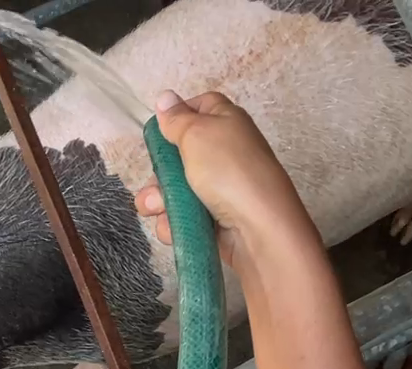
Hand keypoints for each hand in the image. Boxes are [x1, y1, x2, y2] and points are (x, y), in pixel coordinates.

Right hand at [134, 90, 318, 281]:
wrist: (256, 225)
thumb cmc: (228, 171)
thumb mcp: (198, 134)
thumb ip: (176, 119)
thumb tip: (165, 97)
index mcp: (223, 123)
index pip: (198, 108)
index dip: (176, 118)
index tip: (158, 133)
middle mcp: (219, 153)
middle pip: (176, 157)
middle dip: (159, 175)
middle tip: (156, 186)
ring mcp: (214, 188)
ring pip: (172, 191)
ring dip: (160, 202)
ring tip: (161, 210)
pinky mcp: (209, 218)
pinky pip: (180, 217)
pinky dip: (173, 223)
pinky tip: (174, 228)